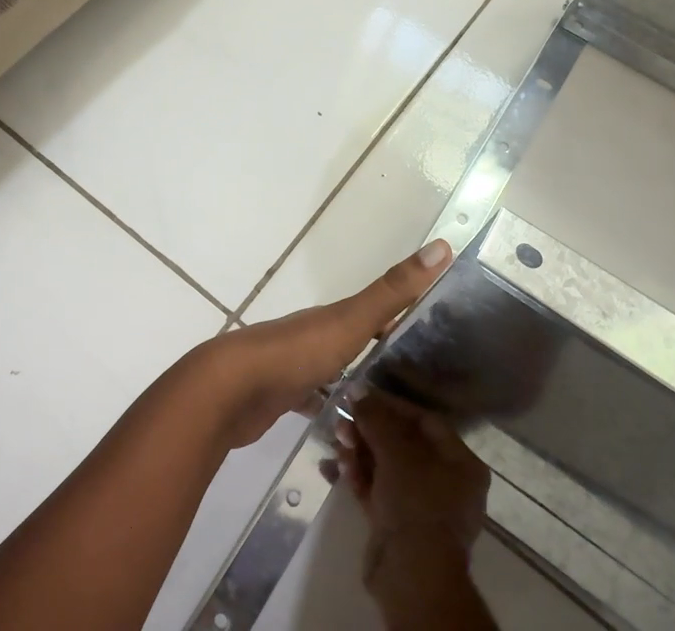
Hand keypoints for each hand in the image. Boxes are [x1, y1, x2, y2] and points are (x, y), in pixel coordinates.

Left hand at [188, 239, 453, 449]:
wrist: (231, 390)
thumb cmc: (296, 352)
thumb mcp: (352, 320)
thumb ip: (394, 290)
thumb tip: (443, 245)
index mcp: (333, 317)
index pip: (376, 312)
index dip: (406, 317)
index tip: (440, 331)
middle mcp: (315, 337)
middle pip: (356, 342)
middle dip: (385, 355)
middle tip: (424, 382)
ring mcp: (296, 368)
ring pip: (335, 373)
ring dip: (358, 384)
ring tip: (395, 411)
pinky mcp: (282, 399)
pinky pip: (314, 401)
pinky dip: (331, 410)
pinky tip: (350, 429)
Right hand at [336, 392, 489, 595]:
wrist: (411, 574)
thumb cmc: (417, 502)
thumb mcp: (398, 452)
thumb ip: (377, 418)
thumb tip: (357, 389)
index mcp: (460, 463)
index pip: (425, 422)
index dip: (391, 405)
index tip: (361, 395)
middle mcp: (444, 482)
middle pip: (402, 444)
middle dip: (370, 430)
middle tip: (341, 420)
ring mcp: (419, 505)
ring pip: (385, 467)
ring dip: (359, 451)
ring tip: (335, 441)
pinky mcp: (395, 523)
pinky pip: (375, 490)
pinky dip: (356, 476)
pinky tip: (333, 466)